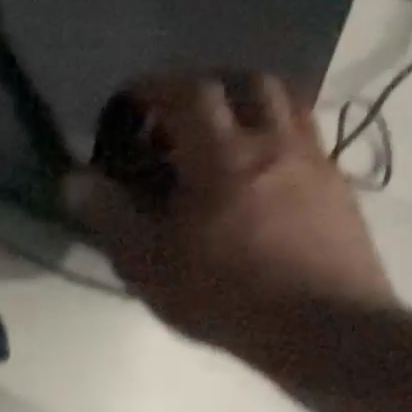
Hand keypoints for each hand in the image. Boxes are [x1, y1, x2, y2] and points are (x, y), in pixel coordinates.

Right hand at [66, 72, 396, 356]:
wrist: (326, 330)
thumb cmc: (222, 294)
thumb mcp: (146, 262)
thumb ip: (108, 214)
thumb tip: (73, 179)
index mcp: (221, 156)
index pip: (190, 91)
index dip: (155, 85)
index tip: (129, 99)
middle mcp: (274, 144)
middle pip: (250, 82)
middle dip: (209, 86)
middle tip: (177, 116)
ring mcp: (315, 164)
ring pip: (287, 105)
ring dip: (249, 107)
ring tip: (217, 140)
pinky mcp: (339, 190)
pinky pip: (305, 141)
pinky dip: (274, 140)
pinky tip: (253, 180)